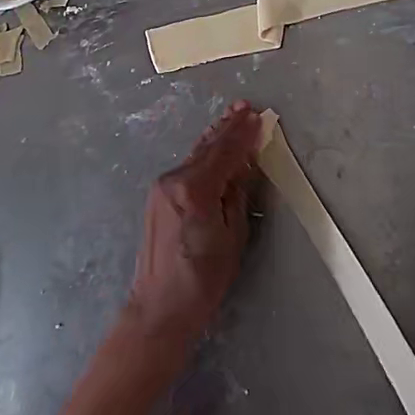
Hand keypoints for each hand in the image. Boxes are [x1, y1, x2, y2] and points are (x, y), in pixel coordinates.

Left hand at [125, 100, 262, 339]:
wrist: (159, 308)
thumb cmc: (203, 279)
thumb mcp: (233, 236)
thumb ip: (237, 194)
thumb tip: (242, 166)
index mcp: (195, 189)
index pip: (226, 152)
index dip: (243, 133)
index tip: (257, 115)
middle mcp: (175, 180)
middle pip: (208, 147)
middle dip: (227, 126)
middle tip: (244, 106)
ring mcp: (162, 186)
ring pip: (195, 154)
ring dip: (215, 137)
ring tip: (231, 117)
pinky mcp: (157, 196)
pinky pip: (187, 167)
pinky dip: (203, 154)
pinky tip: (213, 146)